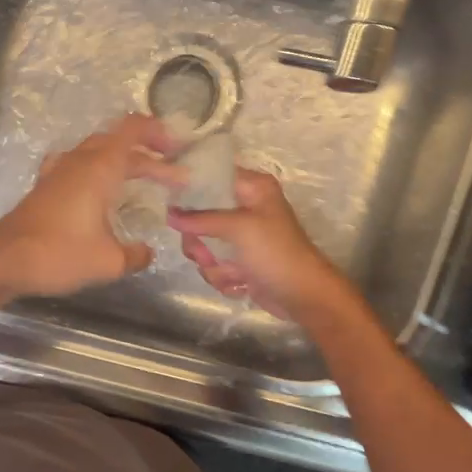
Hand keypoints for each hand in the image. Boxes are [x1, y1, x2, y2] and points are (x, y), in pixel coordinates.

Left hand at [0, 114, 186, 297]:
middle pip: (117, 142)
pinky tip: (97, 190)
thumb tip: (146, 253)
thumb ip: (135, 255)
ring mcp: (57, 173)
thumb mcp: (108, 262)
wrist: (4, 261)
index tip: (178, 149)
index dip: (158, 131)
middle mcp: (78, 161)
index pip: (132, 128)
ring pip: (95, 153)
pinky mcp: (43, 188)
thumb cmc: (59, 254)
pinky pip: (76, 166)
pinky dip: (95, 171)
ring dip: (120, 161)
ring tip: (139, 179)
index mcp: (99, 167)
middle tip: (170, 174)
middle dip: (146, 154)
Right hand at [166, 168, 356, 324]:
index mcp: (252, 189)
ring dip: (213, 265)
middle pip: (199, 217)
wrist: (302, 295)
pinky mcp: (238, 260)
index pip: (212, 176)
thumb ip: (201, 219)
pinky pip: (213, 264)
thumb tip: (169, 214)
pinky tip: (240, 284)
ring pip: (203, 246)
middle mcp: (245, 208)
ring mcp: (241, 237)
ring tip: (233, 273)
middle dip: (201, 243)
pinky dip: (223, 277)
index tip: (173, 205)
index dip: (190, 189)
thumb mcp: (239, 228)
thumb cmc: (275, 253)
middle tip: (206, 254)